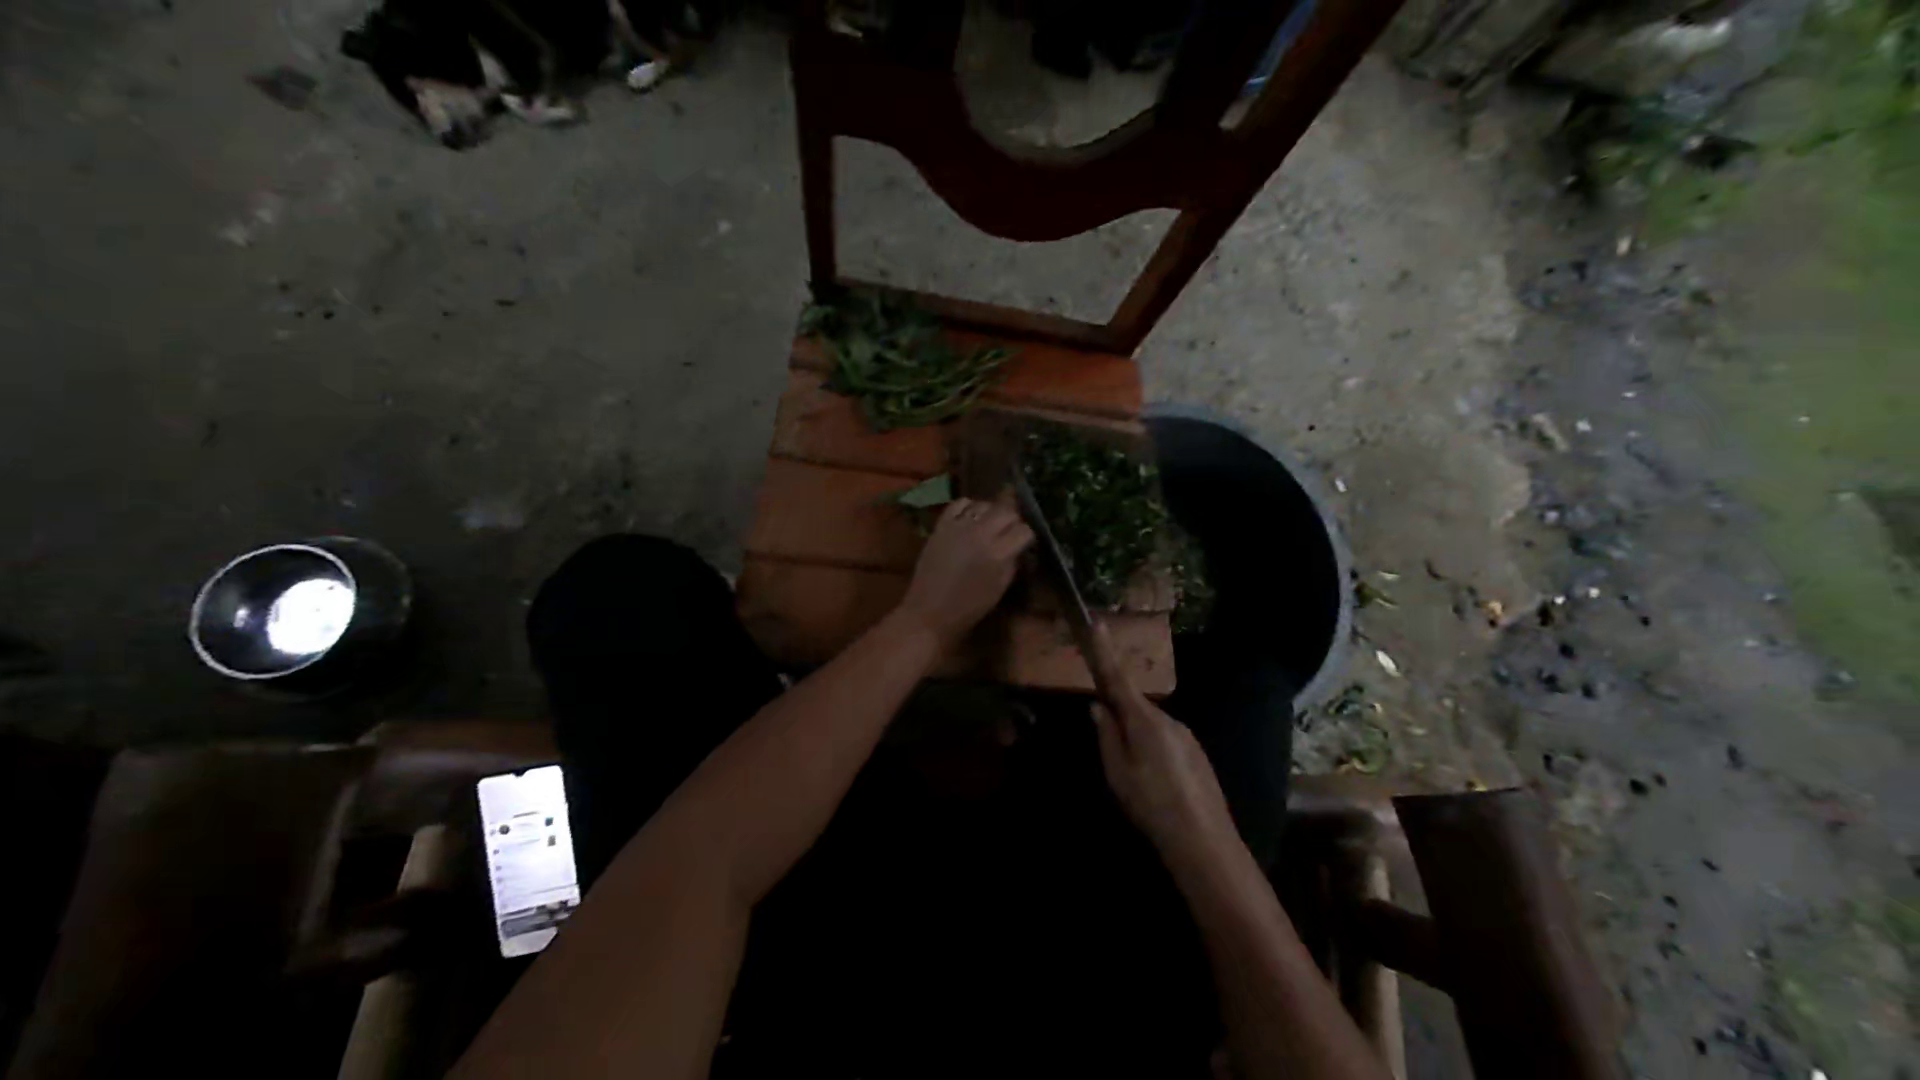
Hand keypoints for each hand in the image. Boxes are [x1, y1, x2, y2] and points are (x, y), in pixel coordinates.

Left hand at [895, 497, 1033, 650]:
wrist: (929, 612)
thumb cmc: (969, 607)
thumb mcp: (1000, 587)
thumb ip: (1012, 562)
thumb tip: (1019, 547)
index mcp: (998, 553)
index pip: (1024, 530)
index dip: (1027, 537)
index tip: (1024, 544)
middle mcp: (981, 533)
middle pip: (1007, 512)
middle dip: (1013, 521)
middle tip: (1009, 533)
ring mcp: (959, 526)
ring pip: (985, 504)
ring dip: (992, 513)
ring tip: (990, 525)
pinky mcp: (941, 525)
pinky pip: (959, 503)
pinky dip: (969, 507)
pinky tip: (971, 518)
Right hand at [1088, 627, 1242, 875]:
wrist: (1205, 841)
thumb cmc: (1152, 806)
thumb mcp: (1117, 774)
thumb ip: (1106, 736)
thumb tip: (1098, 706)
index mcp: (1144, 722)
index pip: (1118, 679)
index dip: (1104, 652)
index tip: (1098, 623)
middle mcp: (1168, 720)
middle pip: (1134, 706)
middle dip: (1118, 715)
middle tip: (1110, 751)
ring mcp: (1186, 735)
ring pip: (1150, 726)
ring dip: (1136, 738)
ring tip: (1135, 779)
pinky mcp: (1196, 752)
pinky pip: (1165, 739)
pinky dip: (1153, 750)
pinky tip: (1155, 782)